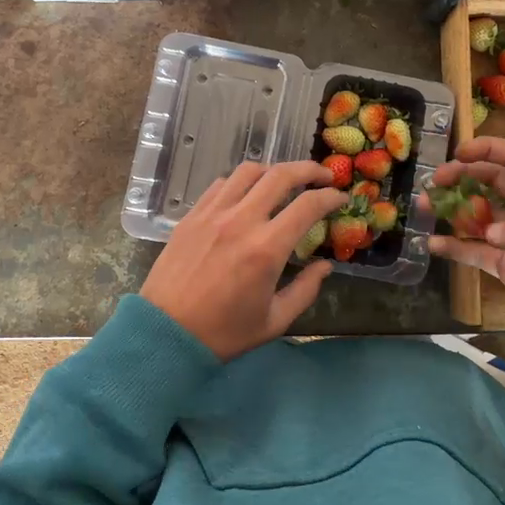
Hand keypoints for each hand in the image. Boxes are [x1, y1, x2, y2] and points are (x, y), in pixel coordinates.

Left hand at [142, 160, 344, 360]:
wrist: (163, 335)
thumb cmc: (222, 334)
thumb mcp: (274, 321)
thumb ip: (305, 290)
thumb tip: (325, 266)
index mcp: (266, 248)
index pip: (308, 205)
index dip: (330, 196)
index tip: (341, 198)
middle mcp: (241, 221)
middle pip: (281, 175)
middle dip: (310, 169)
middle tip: (324, 175)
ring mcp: (213, 214)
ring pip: (249, 171)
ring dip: (274, 170)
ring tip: (285, 181)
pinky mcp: (192, 215)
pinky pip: (221, 184)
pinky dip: (242, 181)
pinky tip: (248, 194)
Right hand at [424, 138, 504, 364]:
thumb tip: (489, 230)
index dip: (488, 150)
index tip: (457, 152)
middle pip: (494, 182)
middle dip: (464, 176)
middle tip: (433, 182)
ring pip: (481, 215)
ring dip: (455, 209)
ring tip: (425, 207)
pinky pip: (477, 251)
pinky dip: (456, 246)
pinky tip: (433, 244)